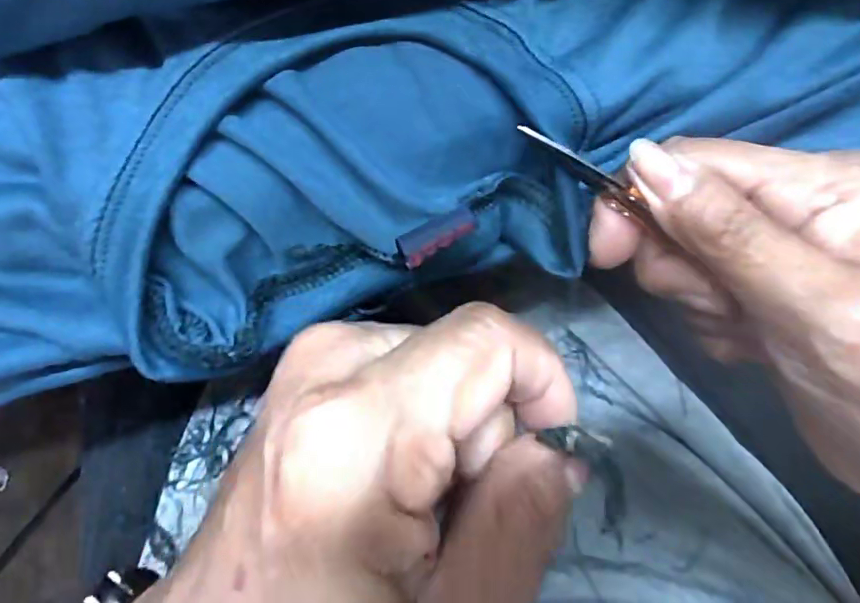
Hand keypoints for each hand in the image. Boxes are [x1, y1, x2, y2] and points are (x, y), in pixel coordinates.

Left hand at [152, 304, 585, 602]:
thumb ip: (519, 522)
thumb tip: (558, 446)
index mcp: (355, 426)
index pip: (487, 336)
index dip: (541, 384)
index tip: (541, 460)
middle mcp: (323, 367)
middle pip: (463, 349)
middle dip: (486, 426)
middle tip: (454, 516)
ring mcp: (304, 361)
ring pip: (437, 354)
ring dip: (451, 425)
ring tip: (414, 511)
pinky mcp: (300, 369)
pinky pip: (399, 363)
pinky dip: (416, 415)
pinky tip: (385, 484)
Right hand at [590, 139, 859, 601]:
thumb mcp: (829, 316)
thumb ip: (731, 235)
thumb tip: (640, 157)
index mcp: (833, 184)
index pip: (706, 162)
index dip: (645, 196)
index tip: (607, 253)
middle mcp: (808, 203)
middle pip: (690, 202)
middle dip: (679, 258)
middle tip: (717, 314)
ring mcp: (792, 251)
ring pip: (690, 247)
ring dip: (697, 295)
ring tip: (749, 339)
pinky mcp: (776, 294)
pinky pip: (707, 288)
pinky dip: (713, 321)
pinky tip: (756, 352)